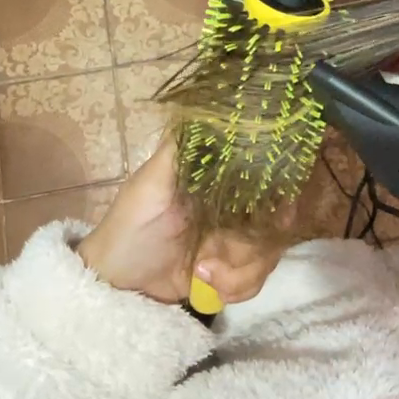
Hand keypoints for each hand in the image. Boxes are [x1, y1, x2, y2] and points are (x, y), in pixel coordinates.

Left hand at [77, 144, 295, 306]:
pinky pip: (255, 283)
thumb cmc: (130, 227)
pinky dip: (232, 288)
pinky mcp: (232, 275)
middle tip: (218, 253)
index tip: (279, 211)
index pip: (273, 183)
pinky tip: (203, 286)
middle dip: (252, 246)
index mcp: (224, 183)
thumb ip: (180, 148)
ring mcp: (237, 244)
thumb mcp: (152, 182)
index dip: (283, 197)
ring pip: (269, 257)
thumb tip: (208, 110)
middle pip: (279, 224)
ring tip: (201, 272)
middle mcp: (239, 211)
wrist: (115, 283)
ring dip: (237, 271)